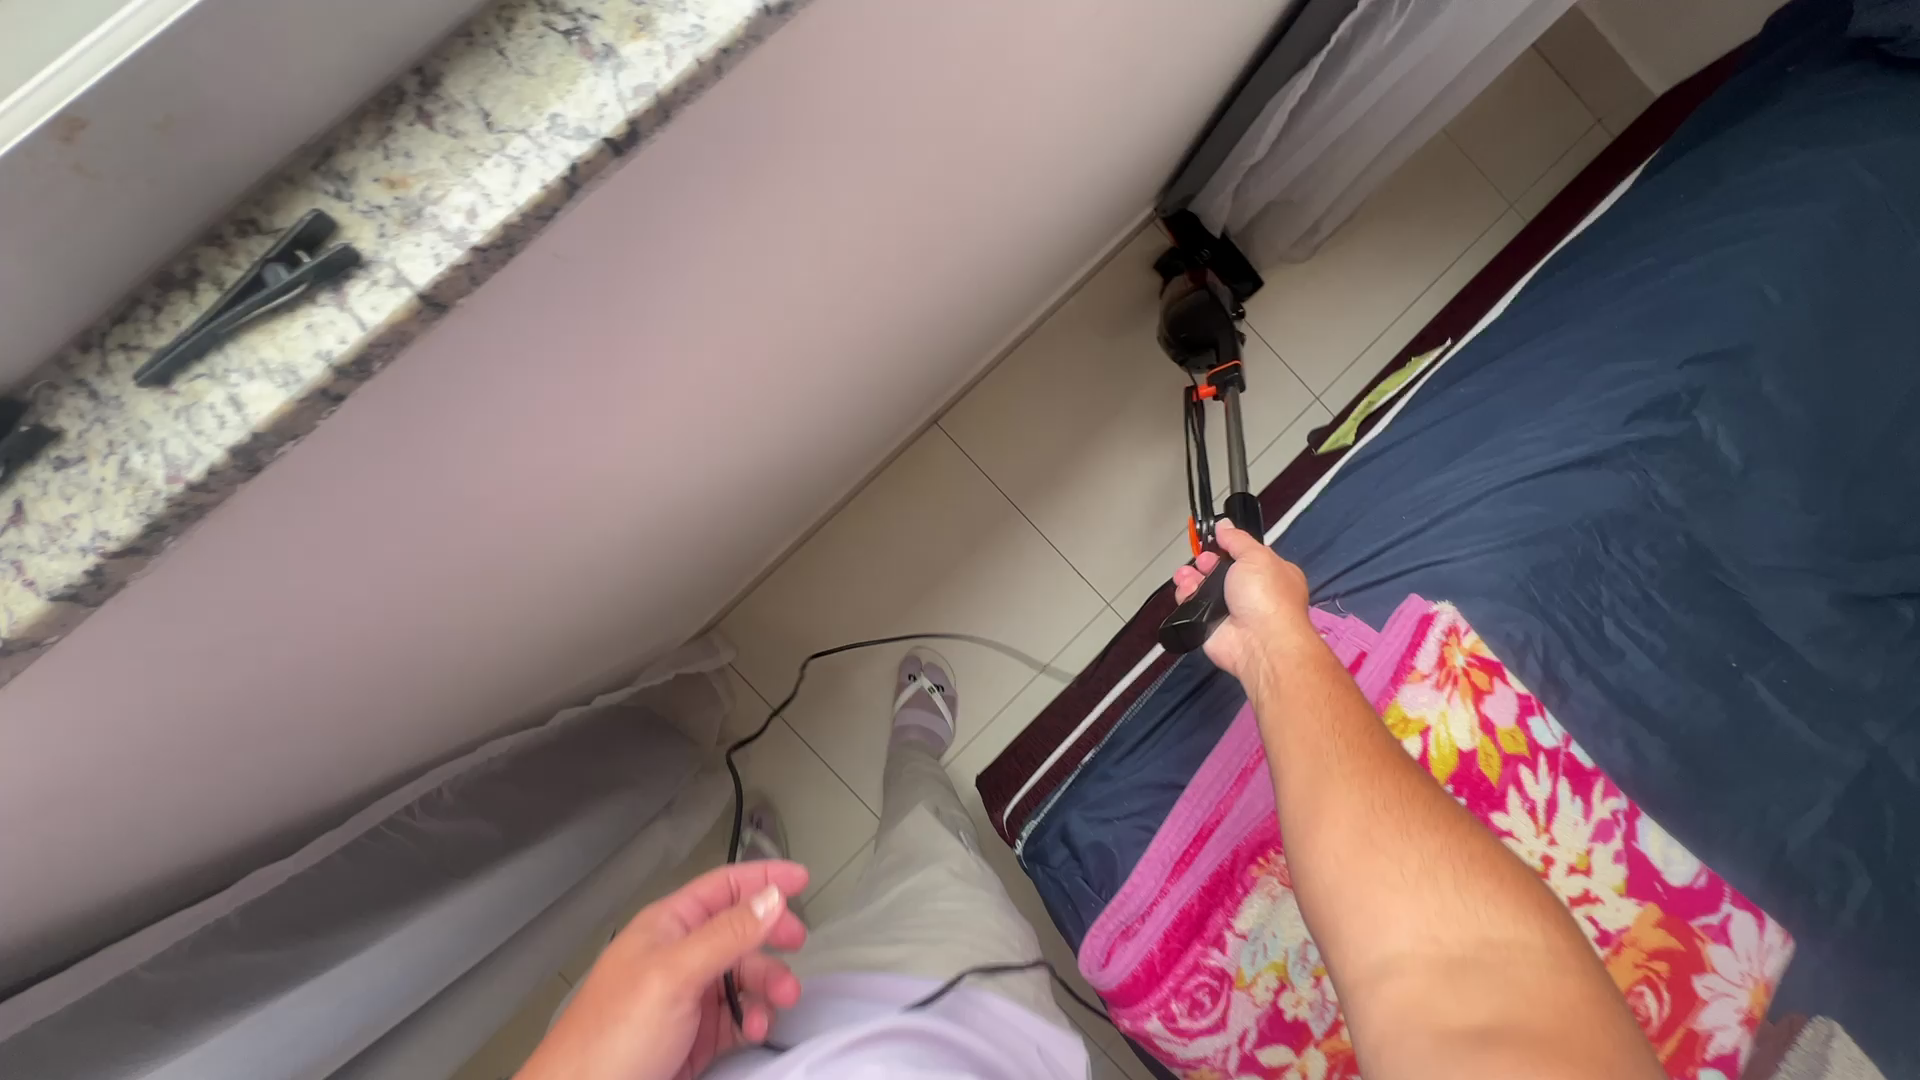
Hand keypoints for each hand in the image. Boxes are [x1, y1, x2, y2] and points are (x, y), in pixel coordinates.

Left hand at [519, 860, 809, 1079]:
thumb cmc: (613, 1037)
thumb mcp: (674, 976)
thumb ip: (727, 934)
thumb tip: (773, 896)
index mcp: (668, 927)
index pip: (724, 886)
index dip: (762, 878)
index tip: (802, 879)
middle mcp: (679, 955)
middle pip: (739, 930)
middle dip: (771, 936)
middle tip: (799, 943)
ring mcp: (686, 997)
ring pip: (742, 975)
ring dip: (768, 983)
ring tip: (783, 1000)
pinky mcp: (693, 1037)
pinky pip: (736, 1016)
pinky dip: (754, 1018)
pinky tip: (758, 1027)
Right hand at [1172, 521, 1312, 698]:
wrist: (1259, 641)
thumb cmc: (1267, 596)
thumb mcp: (1256, 556)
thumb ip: (1237, 539)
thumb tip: (1224, 525)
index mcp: (1270, 573)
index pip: (1245, 556)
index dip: (1229, 547)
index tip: (1216, 541)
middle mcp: (1250, 592)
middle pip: (1219, 570)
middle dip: (1206, 562)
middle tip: (1203, 562)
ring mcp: (1228, 610)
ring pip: (1201, 587)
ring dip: (1191, 577)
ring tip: (1186, 575)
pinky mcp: (1208, 624)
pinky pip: (1191, 605)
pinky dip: (1185, 596)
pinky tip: (1185, 589)